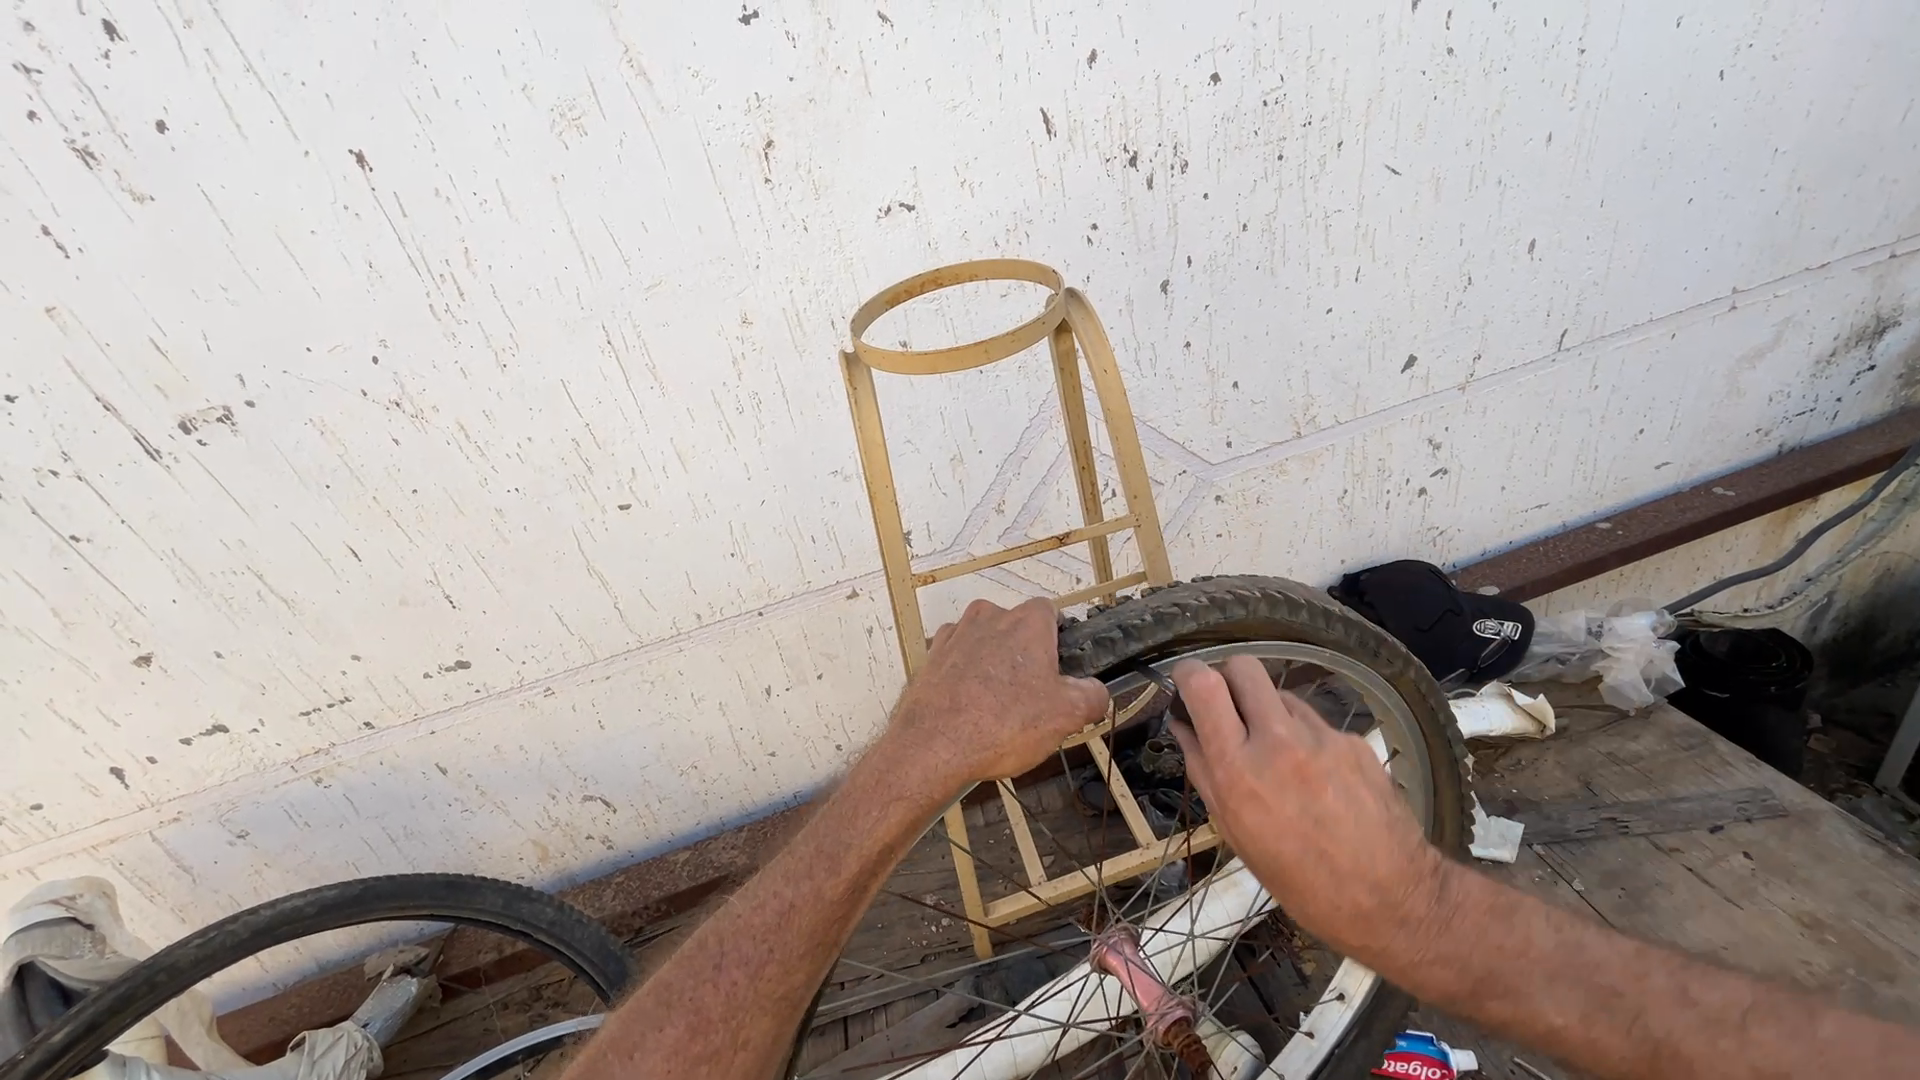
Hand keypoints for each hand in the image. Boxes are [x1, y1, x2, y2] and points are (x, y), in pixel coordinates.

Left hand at [886, 598, 1109, 788]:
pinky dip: (965, 675)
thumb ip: (1092, 696)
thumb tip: (1096, 691)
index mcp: (1027, 621)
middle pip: (1017, 629)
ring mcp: (956, 634)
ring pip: (985, 642)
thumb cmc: (1003, 724)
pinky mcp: (932, 656)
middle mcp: (990, 616)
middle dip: (1026, 657)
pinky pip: (957, 658)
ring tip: (998, 707)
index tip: (1059, 669)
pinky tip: (969, 706)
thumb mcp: (1067, 715)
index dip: (1058, 640)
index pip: (1051, 613)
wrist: (933, 745)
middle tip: (1032, 697)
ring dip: (994, 665)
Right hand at [1168, 656, 1450, 962]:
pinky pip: (1315, 722)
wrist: (1389, 899)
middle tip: (1228, 706)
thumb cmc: (1296, 878)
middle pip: (1244, 667)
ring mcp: (1321, 737)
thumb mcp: (1233, 830)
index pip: (1205, 686)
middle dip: (1228, 677)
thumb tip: (1181, 725)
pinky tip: (1315, 775)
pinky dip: (1304, 737)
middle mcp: (1278, 742)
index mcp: (1238, 769)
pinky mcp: (1353, 741)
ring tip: (1276, 753)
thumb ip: (1203, 769)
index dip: (1189, 673)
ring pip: (1280, 694)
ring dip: (1267, 711)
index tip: (1186, 682)